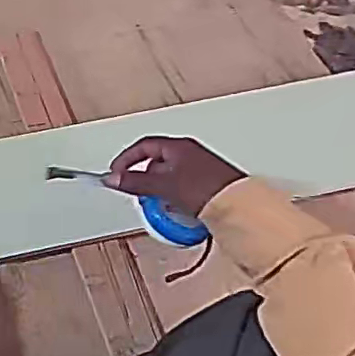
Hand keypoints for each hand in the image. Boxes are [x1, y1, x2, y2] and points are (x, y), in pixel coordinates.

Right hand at [104, 136, 245, 217]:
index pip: (144, 146)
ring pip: (168, 176)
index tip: (116, 173)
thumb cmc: (208, 188)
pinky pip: (181, 188)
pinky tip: (177, 209)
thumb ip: (134, 182)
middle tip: (139, 191)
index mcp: (179, 146)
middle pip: (155, 162)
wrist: (241, 208)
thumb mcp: (163, 185)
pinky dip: (173, 197)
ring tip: (161, 203)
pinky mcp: (208, 184)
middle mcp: (190, 154)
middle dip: (144, 178)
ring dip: (159, 190)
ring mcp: (200, 169)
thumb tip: (112, 179)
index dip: (126, 159)